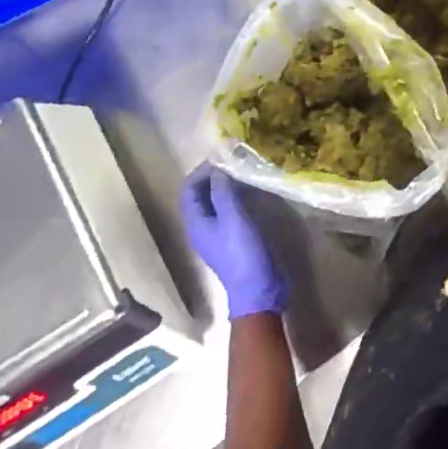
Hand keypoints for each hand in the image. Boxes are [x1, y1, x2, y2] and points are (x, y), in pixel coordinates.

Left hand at [182, 163, 285, 318]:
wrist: (258, 290)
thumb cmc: (242, 253)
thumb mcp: (233, 218)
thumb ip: (223, 191)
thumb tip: (218, 168)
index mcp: (196, 222)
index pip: (189, 188)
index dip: (203, 171)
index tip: (224, 158)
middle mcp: (202, 227)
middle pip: (200, 195)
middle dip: (214, 177)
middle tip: (235, 163)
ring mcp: (217, 235)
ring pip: (215, 204)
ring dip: (226, 188)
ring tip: (244, 174)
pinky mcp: (232, 240)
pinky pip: (228, 213)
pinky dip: (235, 200)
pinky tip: (252, 195)